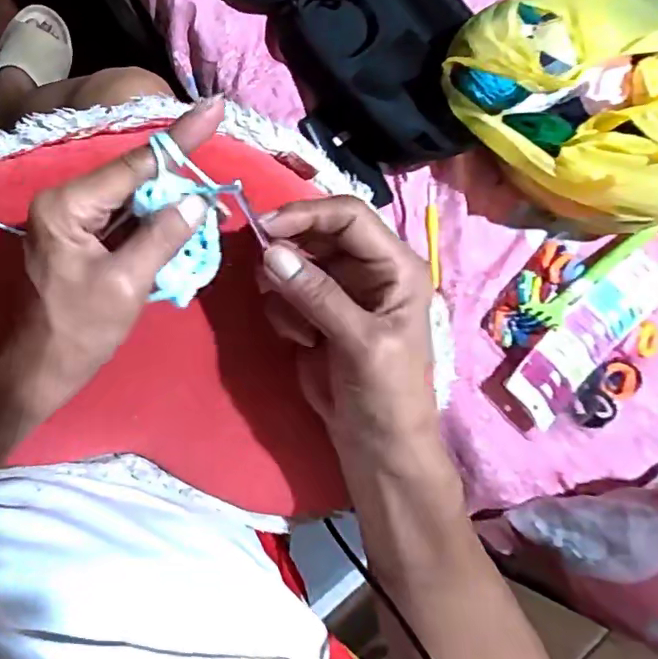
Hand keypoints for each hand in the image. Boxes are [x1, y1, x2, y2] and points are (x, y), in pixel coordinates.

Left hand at [7, 98, 224, 414]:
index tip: (213, 107)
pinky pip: (125, 217)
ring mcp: (71, 217)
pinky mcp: (80, 236)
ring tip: (208, 198)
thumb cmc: (79, 330)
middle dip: (177, 175)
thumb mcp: (126, 284)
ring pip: (131, 196)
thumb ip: (162, 237)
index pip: (132, 165)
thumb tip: (195, 200)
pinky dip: (154, 220)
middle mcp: (64, 201)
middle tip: (219, 170)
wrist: (43, 367)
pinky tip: (182, 220)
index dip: (179, 138)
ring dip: (169, 199)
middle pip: (132, 176)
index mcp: (66, 206)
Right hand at [256, 197, 453, 486]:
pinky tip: (301, 340)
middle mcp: (366, 270)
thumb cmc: (387, 394)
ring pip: (293, 261)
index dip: (306, 214)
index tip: (265, 227)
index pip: (349, 216)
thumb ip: (318, 295)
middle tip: (263, 273)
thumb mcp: (360, 342)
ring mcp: (338, 290)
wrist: (375, 444)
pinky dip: (282, 310)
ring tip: (298, 327)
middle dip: (287, 250)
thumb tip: (271, 253)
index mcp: (394, 266)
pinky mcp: (313, 311)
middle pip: (316, 234)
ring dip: (284, 288)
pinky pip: (283, 290)